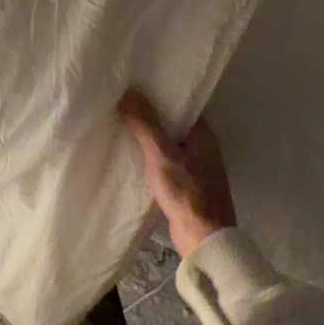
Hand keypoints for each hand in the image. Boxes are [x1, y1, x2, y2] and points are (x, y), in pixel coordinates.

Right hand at [118, 89, 235, 256]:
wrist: (203, 237)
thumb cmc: (186, 192)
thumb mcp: (161, 154)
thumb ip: (145, 124)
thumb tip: (129, 91)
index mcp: (203, 135)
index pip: (180, 106)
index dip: (158, 96)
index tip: (134, 87)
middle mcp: (203, 147)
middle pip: (172, 125)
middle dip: (149, 116)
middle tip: (120, 104)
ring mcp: (196, 168)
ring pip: (168, 145)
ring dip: (148, 138)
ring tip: (120, 126)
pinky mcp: (187, 185)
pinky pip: (166, 162)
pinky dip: (150, 158)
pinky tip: (132, 157)